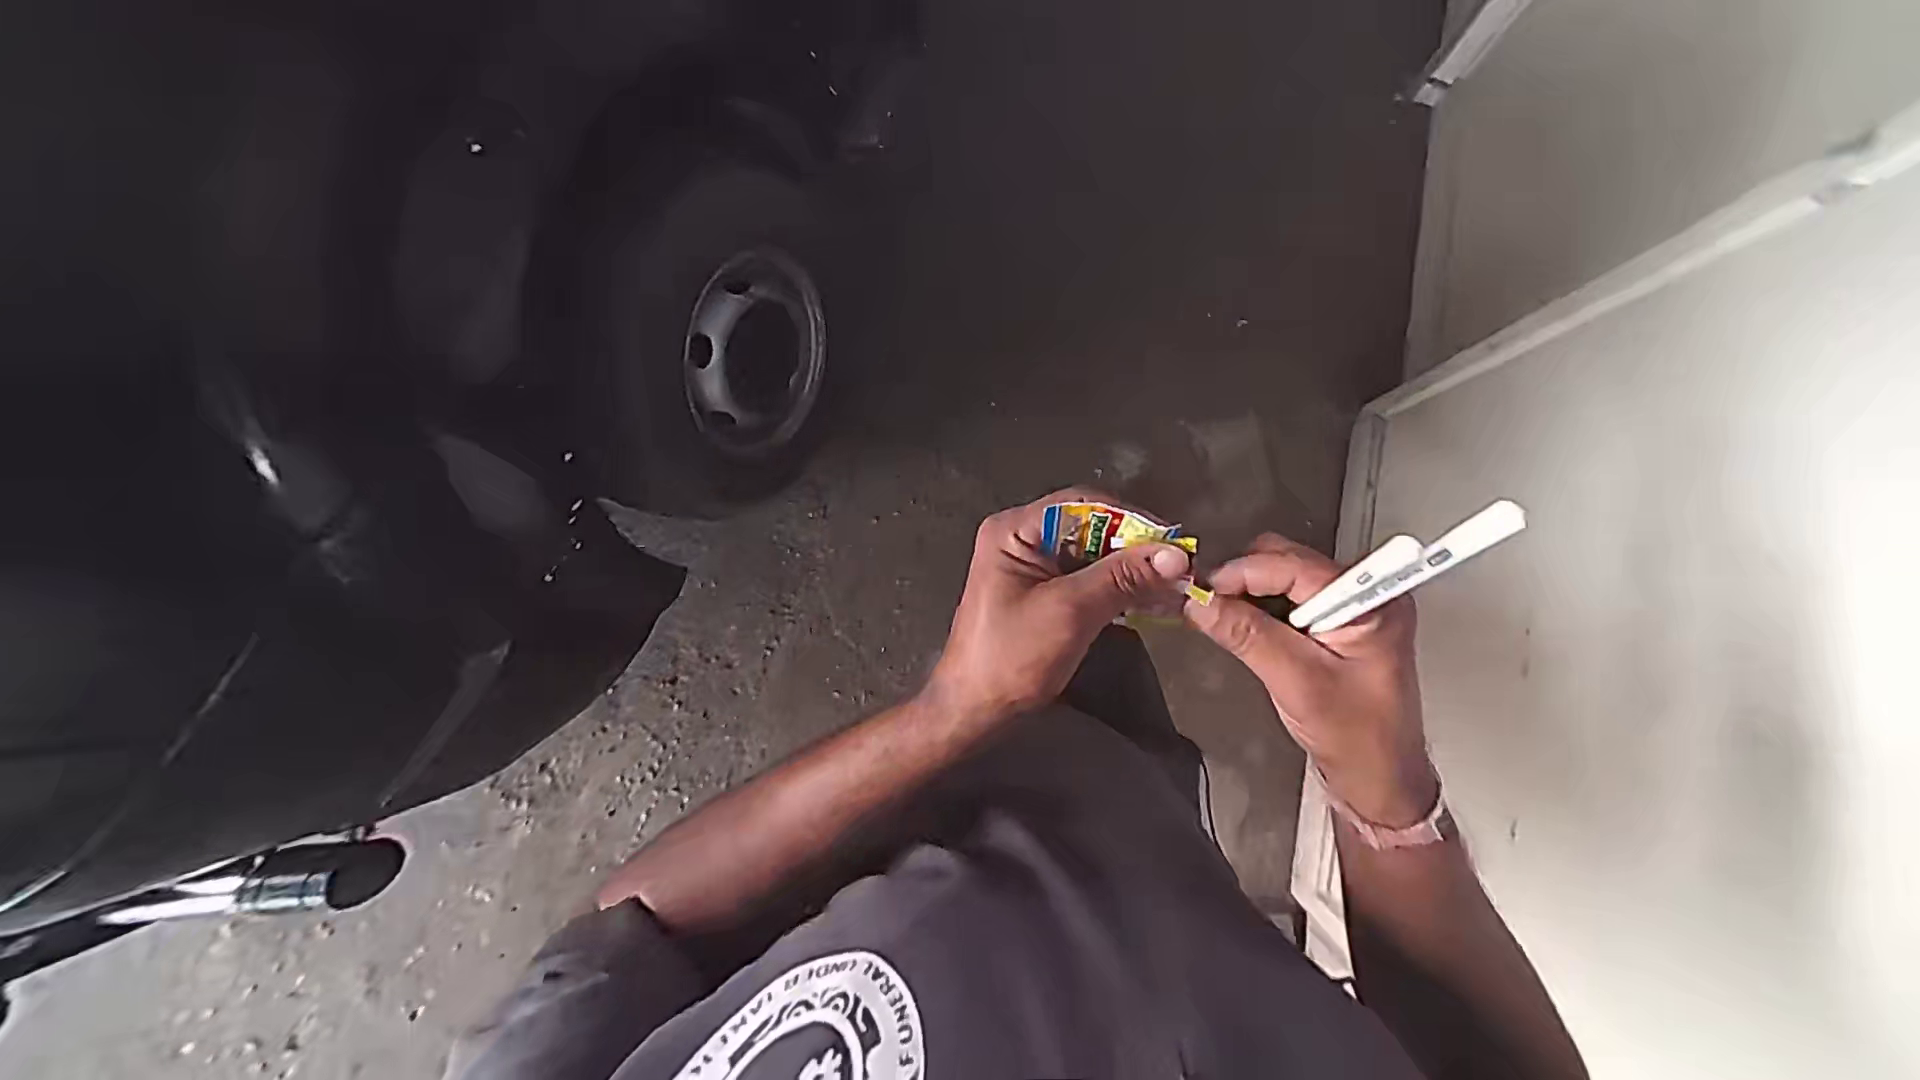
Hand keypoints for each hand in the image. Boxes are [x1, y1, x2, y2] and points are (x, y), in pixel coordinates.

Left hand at [923, 490, 1190, 722]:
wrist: (975, 708)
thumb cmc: (1011, 657)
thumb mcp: (1070, 611)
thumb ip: (1122, 577)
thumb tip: (1176, 553)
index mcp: (1013, 530)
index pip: (1082, 504)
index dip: (1130, 518)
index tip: (1172, 542)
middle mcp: (1021, 538)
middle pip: (1090, 527)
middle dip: (1134, 546)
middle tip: (1178, 565)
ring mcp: (1032, 566)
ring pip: (1093, 554)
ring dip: (1131, 569)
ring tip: (1173, 584)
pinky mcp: (1044, 593)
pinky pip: (1087, 578)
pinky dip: (1118, 588)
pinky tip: (1150, 599)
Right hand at [1183, 534, 1434, 826]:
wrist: (1379, 775)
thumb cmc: (1357, 736)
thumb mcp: (1297, 683)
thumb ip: (1248, 635)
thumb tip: (1201, 602)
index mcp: (1370, 601)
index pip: (1293, 565)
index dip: (1242, 573)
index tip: (1203, 590)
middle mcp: (1361, 592)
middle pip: (1285, 559)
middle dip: (1241, 578)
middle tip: (1208, 604)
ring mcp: (1345, 605)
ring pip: (1278, 575)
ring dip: (1245, 593)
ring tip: (1223, 620)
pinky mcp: (1329, 619)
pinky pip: (1281, 596)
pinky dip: (1254, 607)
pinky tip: (1243, 630)